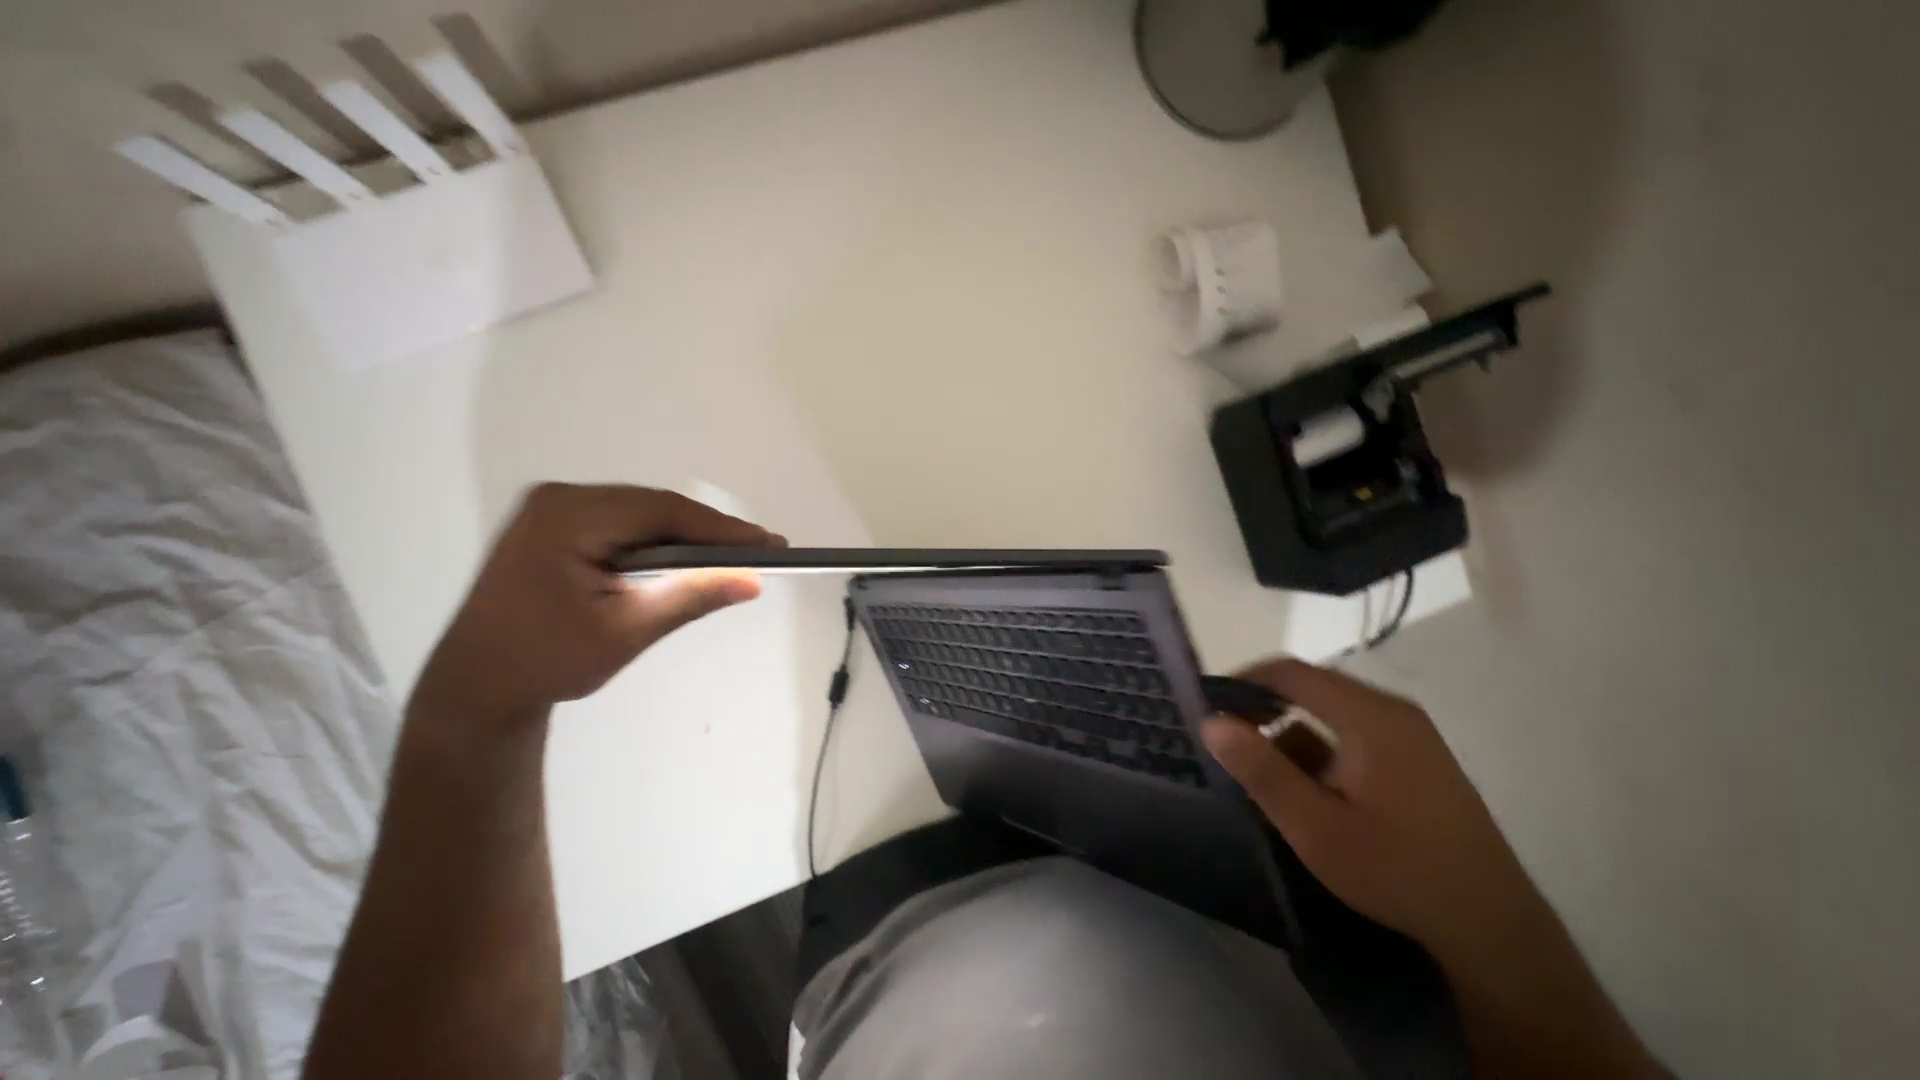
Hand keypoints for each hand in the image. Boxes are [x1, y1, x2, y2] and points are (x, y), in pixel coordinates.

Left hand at [410, 483, 785, 729]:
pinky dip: (653, 540)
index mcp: (567, 517)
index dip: (720, 528)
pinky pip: (618, 522)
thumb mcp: (627, 631)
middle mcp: (556, 499)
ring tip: (730, 557)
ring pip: (638, 512)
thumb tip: (753, 581)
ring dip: (682, 535)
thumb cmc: (548, 662)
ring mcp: (549, 509)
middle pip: (651, 506)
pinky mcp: (551, 525)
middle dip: (706, 530)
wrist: (477, 687)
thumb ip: (690, 597)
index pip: (661, 510)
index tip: (770, 543)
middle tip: (758, 552)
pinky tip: (682, 558)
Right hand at [1200, 658, 1544, 958]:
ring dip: (1294, 739)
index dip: (1243, 683)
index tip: (1207, 709)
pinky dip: (1324, 754)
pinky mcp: (1421, 760)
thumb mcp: (1314, 826)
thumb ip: (1261, 770)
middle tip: (1229, 748)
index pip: (1291, 673)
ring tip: (1265, 783)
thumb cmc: (1395, 869)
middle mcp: (1394, 712)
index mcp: (1370, 716)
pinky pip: (1357, 737)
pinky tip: (1311, 796)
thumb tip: (1211, 722)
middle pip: (1312, 690)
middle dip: (1265, 713)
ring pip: (1333, 717)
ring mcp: (1413, 735)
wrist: (1488, 922)